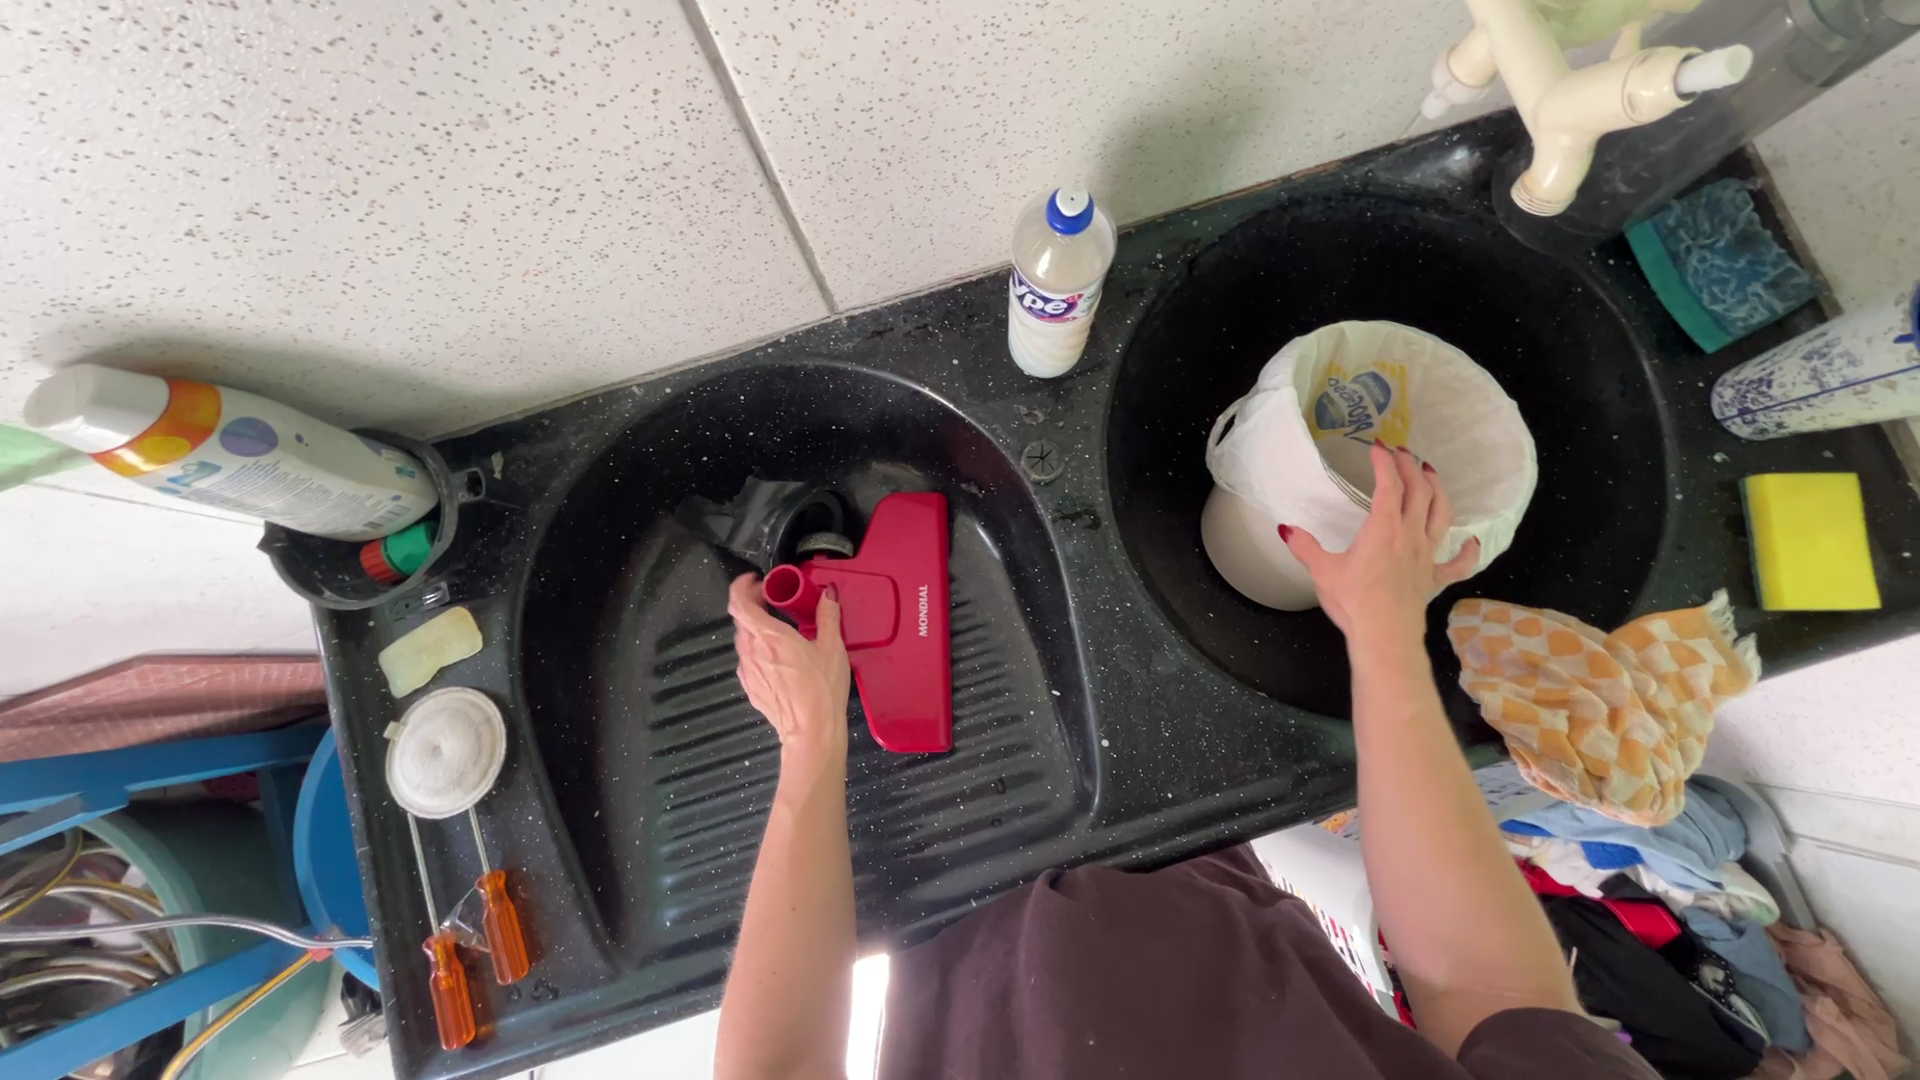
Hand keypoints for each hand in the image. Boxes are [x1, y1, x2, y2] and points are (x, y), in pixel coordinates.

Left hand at [728, 573, 851, 757]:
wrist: (811, 730)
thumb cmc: (822, 688)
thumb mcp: (832, 647)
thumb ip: (828, 615)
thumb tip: (829, 594)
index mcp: (770, 636)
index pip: (739, 603)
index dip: (741, 586)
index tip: (755, 581)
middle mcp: (752, 651)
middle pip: (742, 620)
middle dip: (754, 605)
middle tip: (772, 601)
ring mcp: (748, 671)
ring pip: (744, 641)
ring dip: (756, 629)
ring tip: (778, 630)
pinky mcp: (750, 687)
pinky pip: (748, 661)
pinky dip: (758, 651)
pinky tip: (778, 658)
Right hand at [1280, 442, 1479, 642]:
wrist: (1384, 633)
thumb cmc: (1353, 600)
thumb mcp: (1321, 570)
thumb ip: (1305, 547)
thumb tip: (1285, 528)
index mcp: (1383, 527)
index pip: (1389, 485)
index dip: (1384, 463)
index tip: (1377, 447)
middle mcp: (1410, 534)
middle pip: (1419, 492)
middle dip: (1411, 468)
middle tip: (1403, 453)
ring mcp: (1426, 555)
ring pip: (1441, 514)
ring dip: (1439, 491)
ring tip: (1432, 476)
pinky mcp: (1434, 578)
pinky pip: (1457, 562)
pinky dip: (1467, 550)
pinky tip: (1469, 541)